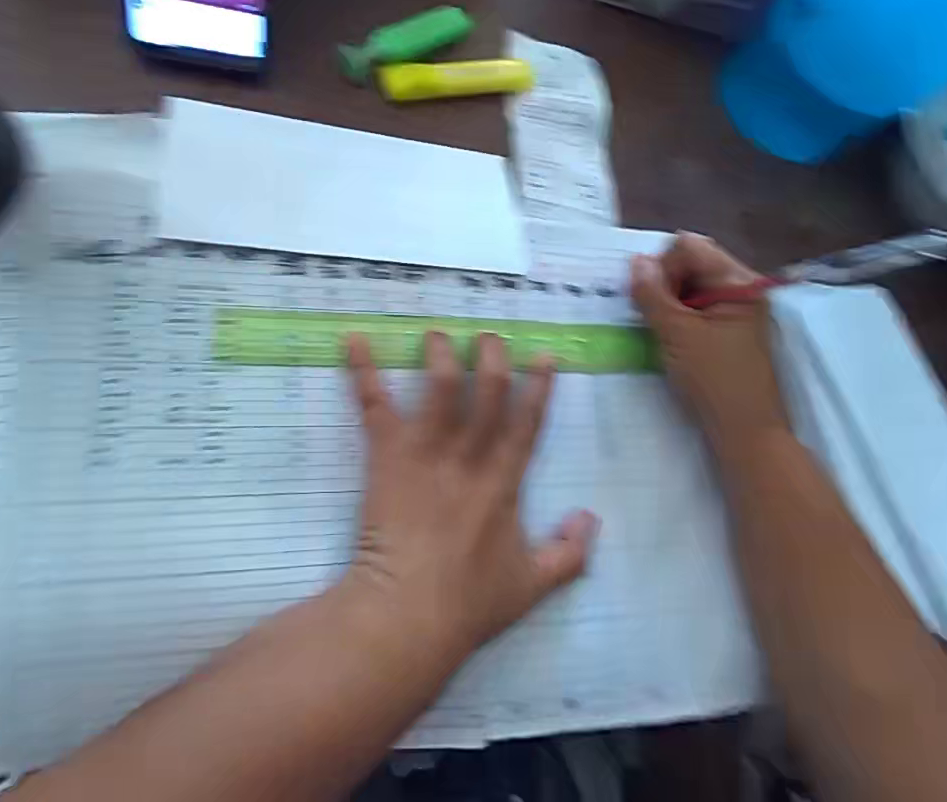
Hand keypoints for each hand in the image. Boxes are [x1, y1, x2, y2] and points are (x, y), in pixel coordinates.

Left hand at [337, 331, 598, 658]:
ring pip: (440, 387)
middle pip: (488, 392)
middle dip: (492, 356)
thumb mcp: (531, 585)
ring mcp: (426, 451)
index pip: (527, 423)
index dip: (539, 387)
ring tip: (436, 334)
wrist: (408, 611)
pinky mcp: (388, 453)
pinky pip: (375, 404)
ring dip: (440, 355)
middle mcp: (469, 456)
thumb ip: (569, 553)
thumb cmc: (468, 602)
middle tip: (487, 337)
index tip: (544, 355)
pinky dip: (363, 370)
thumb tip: (593, 519)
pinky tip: (353, 340)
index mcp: (504, 482)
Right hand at [630, 234, 791, 445]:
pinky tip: (667, 333)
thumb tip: (636, 261)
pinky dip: (677, 312)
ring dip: (667, 298)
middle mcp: (742, 288)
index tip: (649, 297)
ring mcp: (737, 308)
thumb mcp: (676, 333)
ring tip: (658, 326)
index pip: (689, 248)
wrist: (744, 430)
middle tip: (650, 312)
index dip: (662, 266)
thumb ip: (652, 293)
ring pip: (690, 284)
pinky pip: (696, 304)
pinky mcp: (728, 327)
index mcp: (739, 282)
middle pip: (691, 262)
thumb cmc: (713, 379)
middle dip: (663, 280)